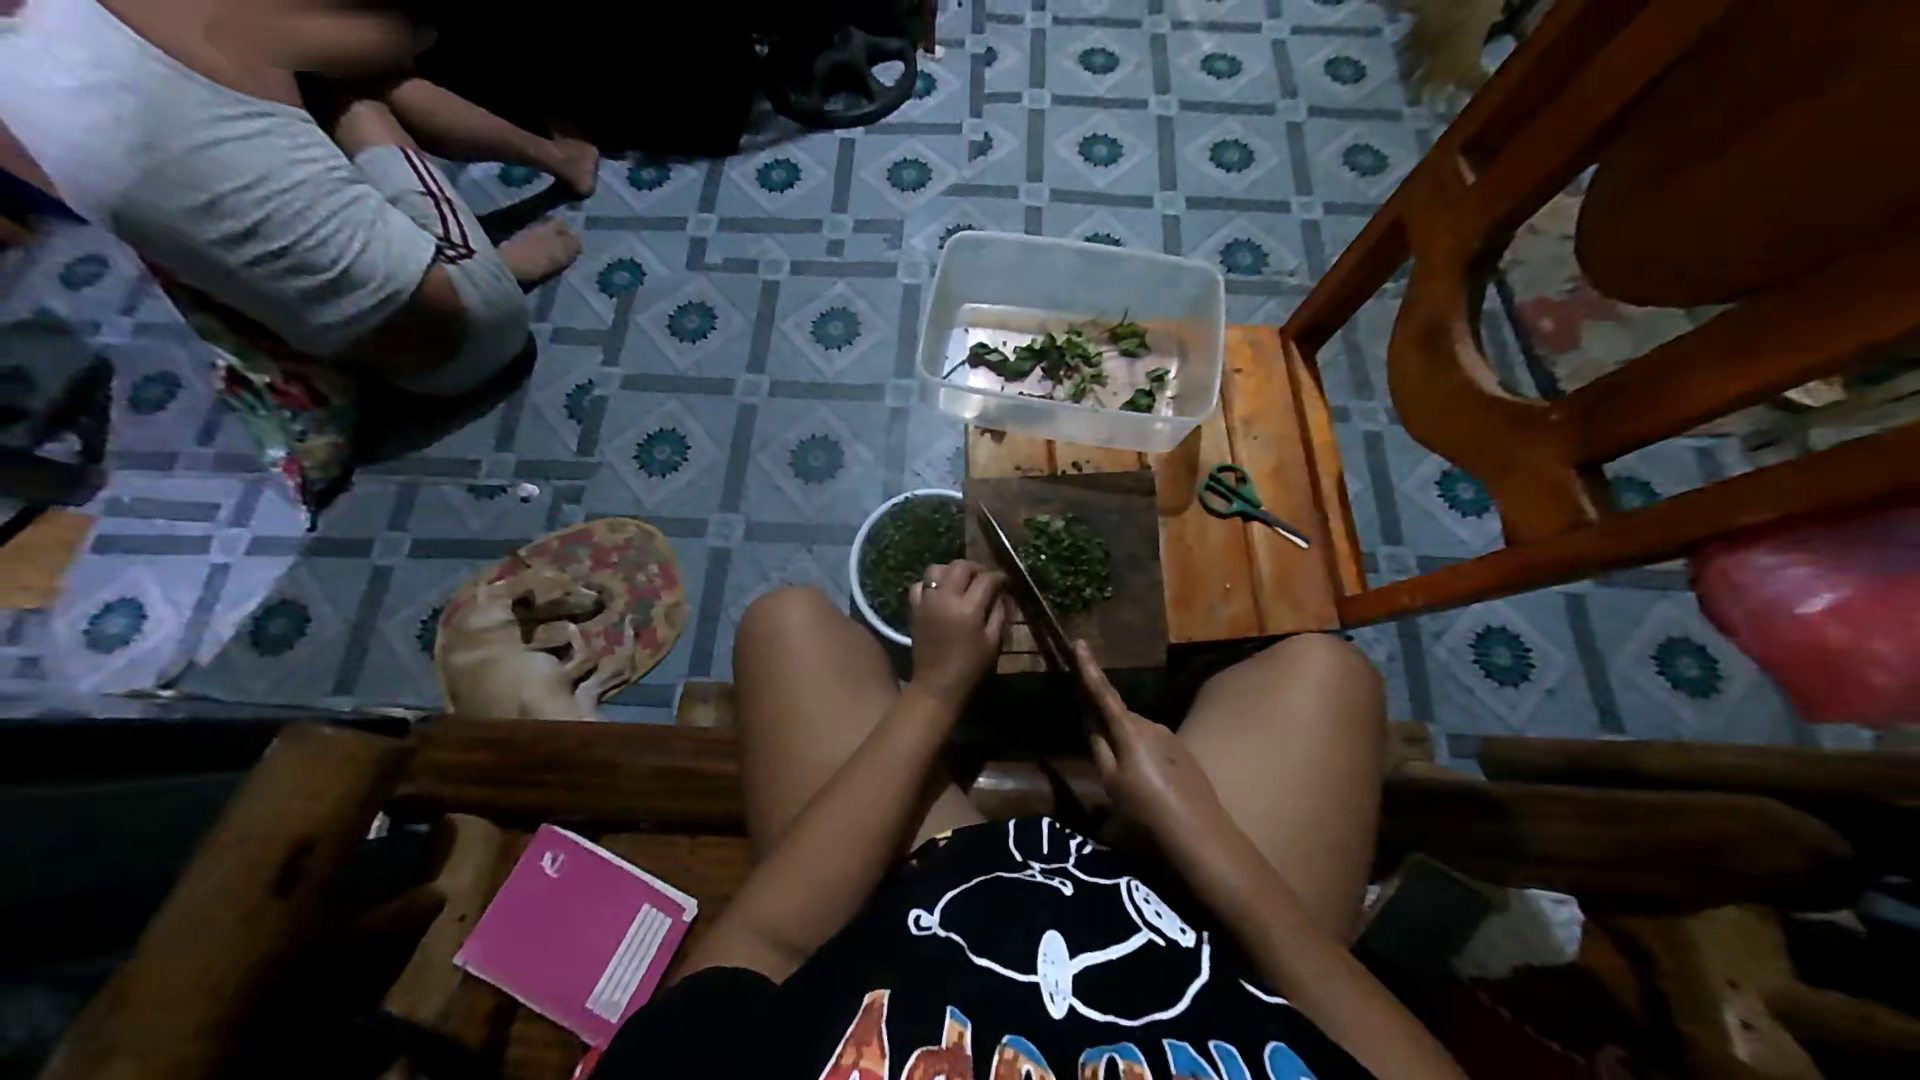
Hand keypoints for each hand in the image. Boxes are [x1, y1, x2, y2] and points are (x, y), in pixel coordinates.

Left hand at [908, 561, 1009, 706]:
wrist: (937, 685)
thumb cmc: (970, 667)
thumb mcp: (993, 642)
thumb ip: (998, 613)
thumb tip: (1000, 595)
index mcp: (968, 608)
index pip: (987, 579)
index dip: (999, 577)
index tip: (1006, 581)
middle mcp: (945, 598)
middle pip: (960, 566)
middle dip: (976, 567)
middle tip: (985, 577)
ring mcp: (927, 602)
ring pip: (936, 569)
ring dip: (951, 570)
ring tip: (961, 581)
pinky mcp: (915, 610)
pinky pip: (919, 585)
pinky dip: (930, 583)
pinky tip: (940, 592)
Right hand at [1075, 640, 1229, 842]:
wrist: (1200, 834)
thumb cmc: (1147, 810)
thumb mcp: (1112, 782)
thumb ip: (1099, 747)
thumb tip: (1091, 721)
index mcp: (1130, 730)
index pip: (1104, 693)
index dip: (1089, 668)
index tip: (1080, 643)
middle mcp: (1152, 725)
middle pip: (1120, 718)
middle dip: (1108, 730)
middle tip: (1103, 765)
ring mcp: (1171, 737)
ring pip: (1136, 734)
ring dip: (1127, 748)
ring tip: (1129, 787)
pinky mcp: (1184, 752)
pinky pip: (1153, 746)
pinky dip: (1143, 758)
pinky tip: (1149, 789)